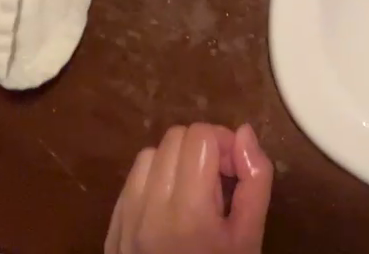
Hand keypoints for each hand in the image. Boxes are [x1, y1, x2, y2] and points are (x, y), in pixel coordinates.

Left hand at [105, 123, 272, 253]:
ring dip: (175, 162)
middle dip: (202, 148)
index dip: (224, 143)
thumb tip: (244, 133)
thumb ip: (256, 178)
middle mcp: (149, 211)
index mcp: (188, 212)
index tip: (234, 172)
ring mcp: (124, 223)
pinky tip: (169, 206)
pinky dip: (153, 181)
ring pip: (150, 155)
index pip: (200, 135)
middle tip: (218, 181)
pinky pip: (131, 183)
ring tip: (192, 191)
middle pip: (175, 138)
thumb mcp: (250, 235)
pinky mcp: (112, 232)